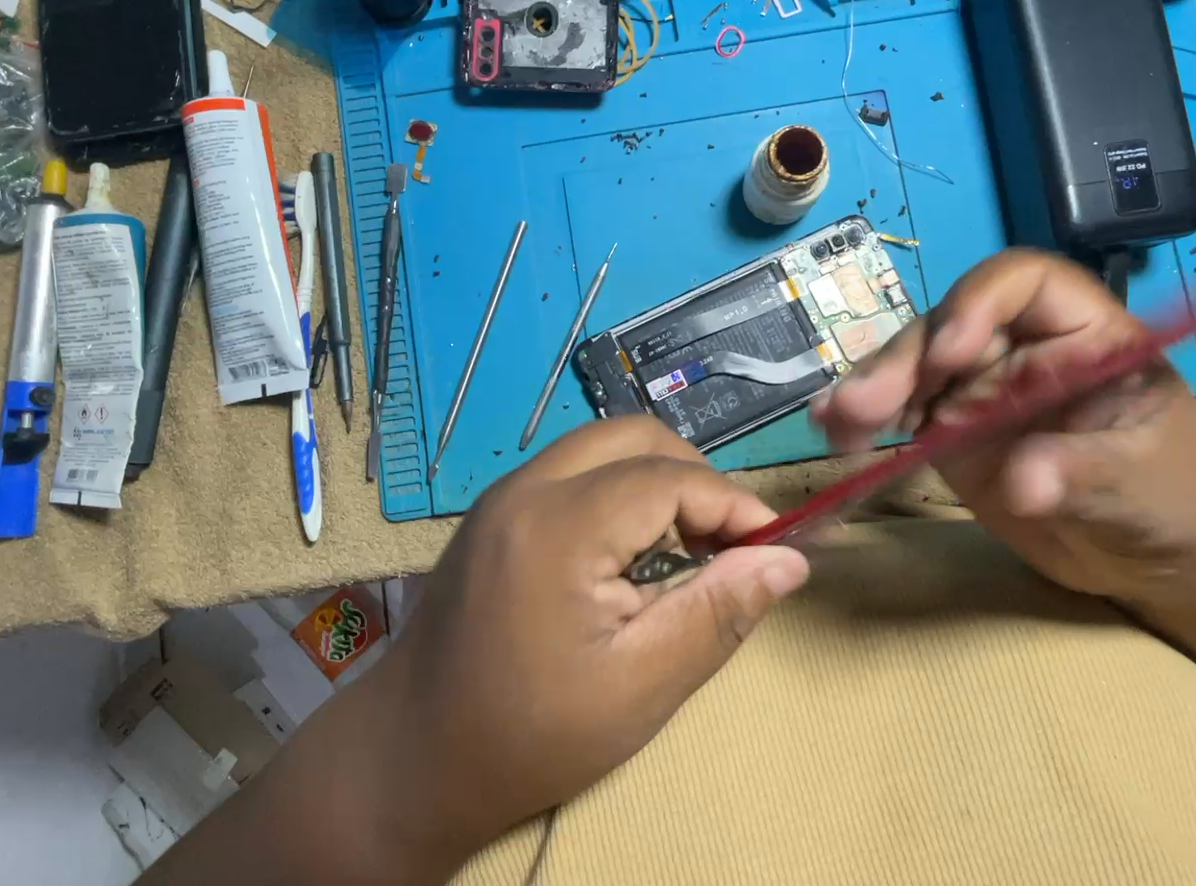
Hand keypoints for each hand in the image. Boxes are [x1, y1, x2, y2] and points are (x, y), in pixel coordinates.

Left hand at [338, 418, 809, 873]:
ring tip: (686, 547)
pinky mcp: (494, 512)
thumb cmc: (527, 736)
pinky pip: (573, 470)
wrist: (408, 759)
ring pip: (602, 445)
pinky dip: (619, 490)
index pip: (669, 479)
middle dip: (694, 477)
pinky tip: (631, 550)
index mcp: (558, 526)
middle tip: (726, 543)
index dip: (734, 504)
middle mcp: (525, 488)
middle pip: (634, 436)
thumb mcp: (639, 687)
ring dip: (657, 479)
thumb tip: (788, 561)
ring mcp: (502, 495)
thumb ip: (717, 613)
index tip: (773, 546)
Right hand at [810, 249, 1195, 606]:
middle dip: (901, 361)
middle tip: (863, 406)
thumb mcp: (1143, 480)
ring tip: (833, 423)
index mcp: (1080, 334)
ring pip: (910, 368)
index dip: (978, 302)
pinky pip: (899, 415)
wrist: (1155, 562)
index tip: (949, 354)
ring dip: (869, 389)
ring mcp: (978, 390)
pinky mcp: (949, 432)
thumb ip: (1081, 471)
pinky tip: (835, 435)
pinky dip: (865, 422)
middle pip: (947, 327)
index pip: (1024, 283)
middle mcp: (1019, 349)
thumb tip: (1021, 482)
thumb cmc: (1175, 501)